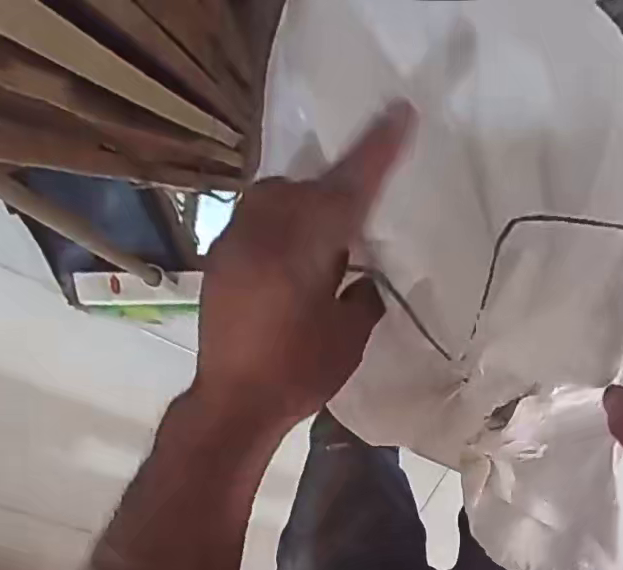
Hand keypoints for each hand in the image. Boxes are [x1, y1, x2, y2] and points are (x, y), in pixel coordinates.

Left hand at [194, 101, 413, 432]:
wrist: (235, 401)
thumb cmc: (300, 373)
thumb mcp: (349, 338)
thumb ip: (362, 296)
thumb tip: (367, 278)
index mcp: (303, 249)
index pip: (348, 191)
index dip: (376, 154)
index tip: (400, 115)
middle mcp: (264, 232)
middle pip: (306, 188)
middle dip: (336, 194)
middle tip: (361, 224)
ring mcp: (236, 240)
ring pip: (276, 199)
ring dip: (307, 208)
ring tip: (330, 243)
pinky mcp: (223, 256)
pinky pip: (259, 220)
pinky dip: (285, 227)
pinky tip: (299, 260)